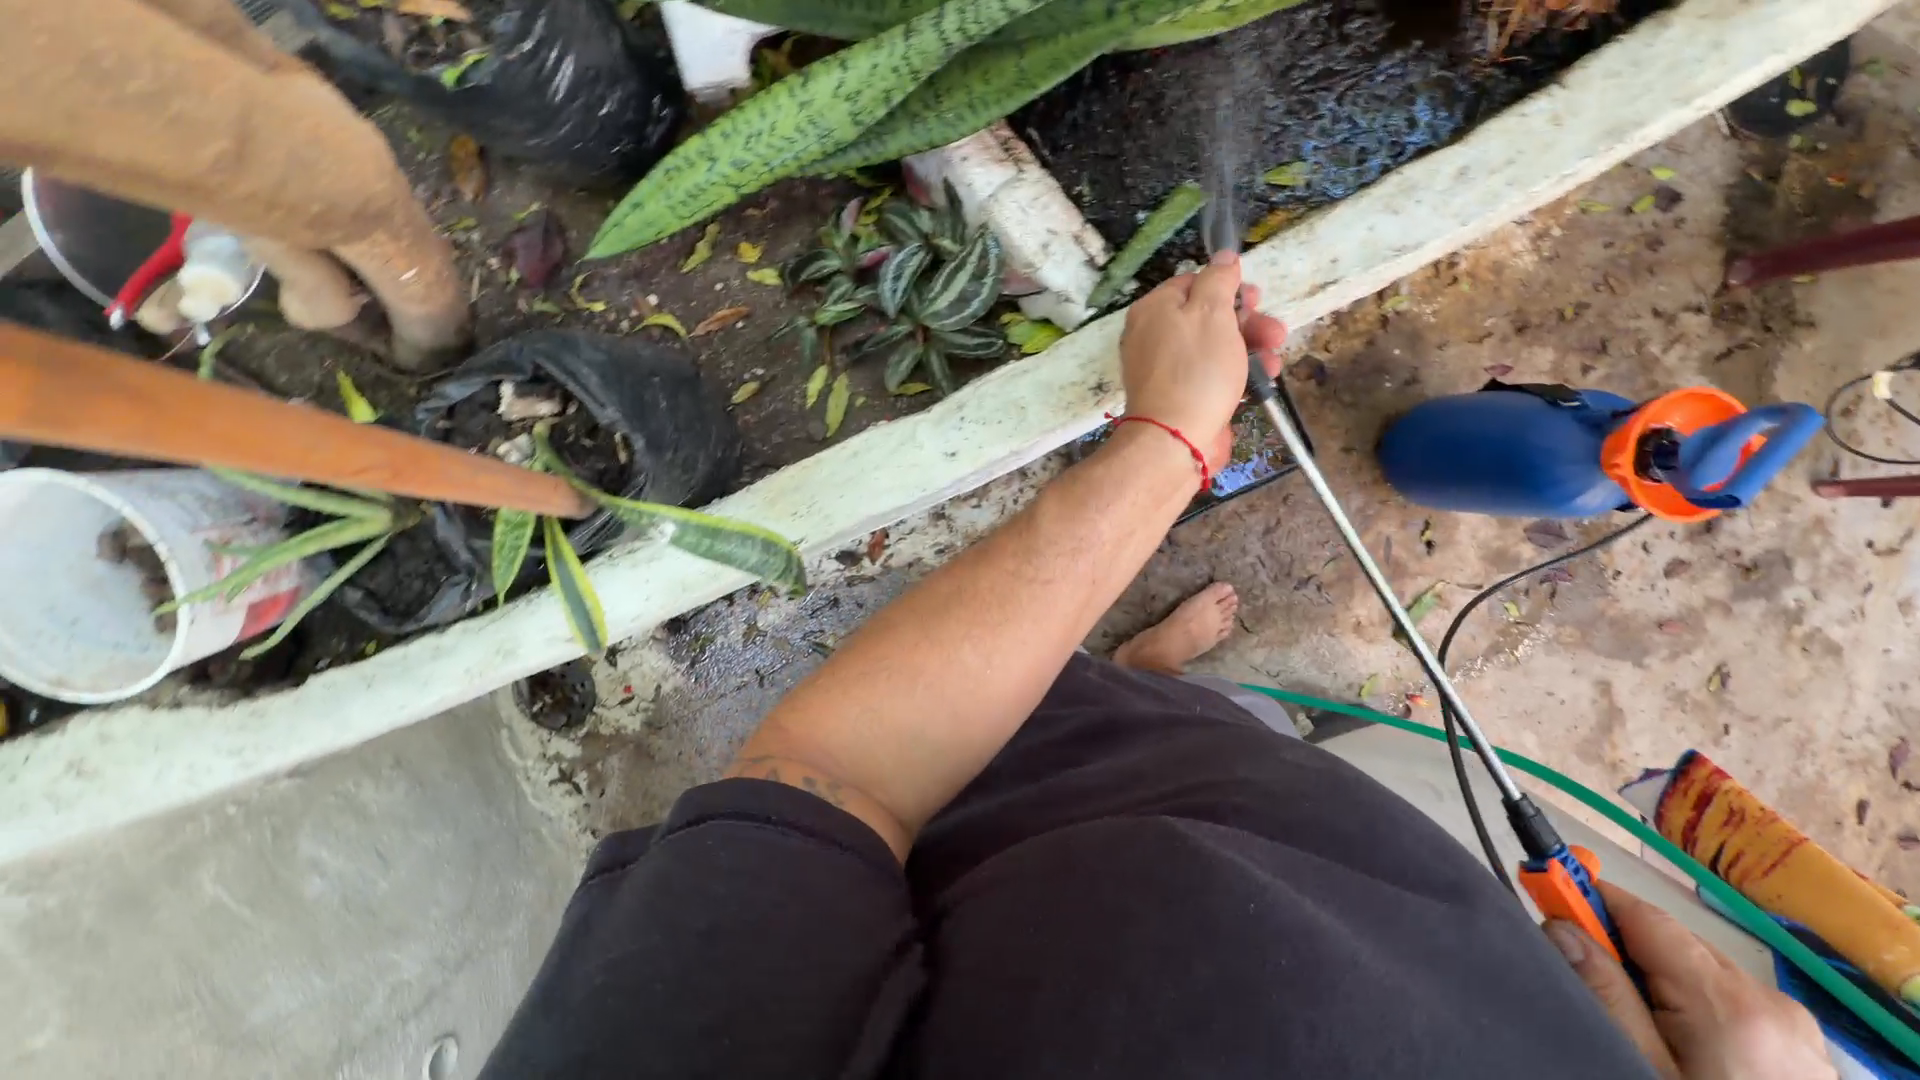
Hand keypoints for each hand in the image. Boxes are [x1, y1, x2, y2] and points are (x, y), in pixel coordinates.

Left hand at [1118, 251, 1286, 468]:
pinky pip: (1214, 375)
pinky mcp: (1183, 396)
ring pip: (1217, 347)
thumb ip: (1218, 280)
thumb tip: (1223, 257)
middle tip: (1273, 330)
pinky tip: (1263, 378)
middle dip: (1248, 321)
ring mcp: (1168, 369)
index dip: (1227, 288)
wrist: (1176, 438)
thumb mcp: (1211, 312)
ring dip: (1252, 348)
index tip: (1253, 298)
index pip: (1193, 284)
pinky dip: (1239, 373)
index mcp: (1154, 309)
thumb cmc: (1195, 369)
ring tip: (1274, 358)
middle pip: (1209, 316)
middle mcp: (1154, 336)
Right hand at [1545, 882, 1835, 1079]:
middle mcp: (1770, 1002)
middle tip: (1571, 965)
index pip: (1644, 916)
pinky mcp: (1804, 1051)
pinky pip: (1729, 999)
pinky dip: (1690, 1000)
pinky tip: (1674, 1040)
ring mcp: (1796, 1029)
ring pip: (1697, 969)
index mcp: (1729, 1004)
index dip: (1588, 894)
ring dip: (1653, 974)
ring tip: (1627, 1017)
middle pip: (1670, 941)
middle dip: (1617, 943)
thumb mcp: (1638, 1068)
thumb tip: (1560, 926)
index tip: (1539, 883)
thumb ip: (1603, 994)